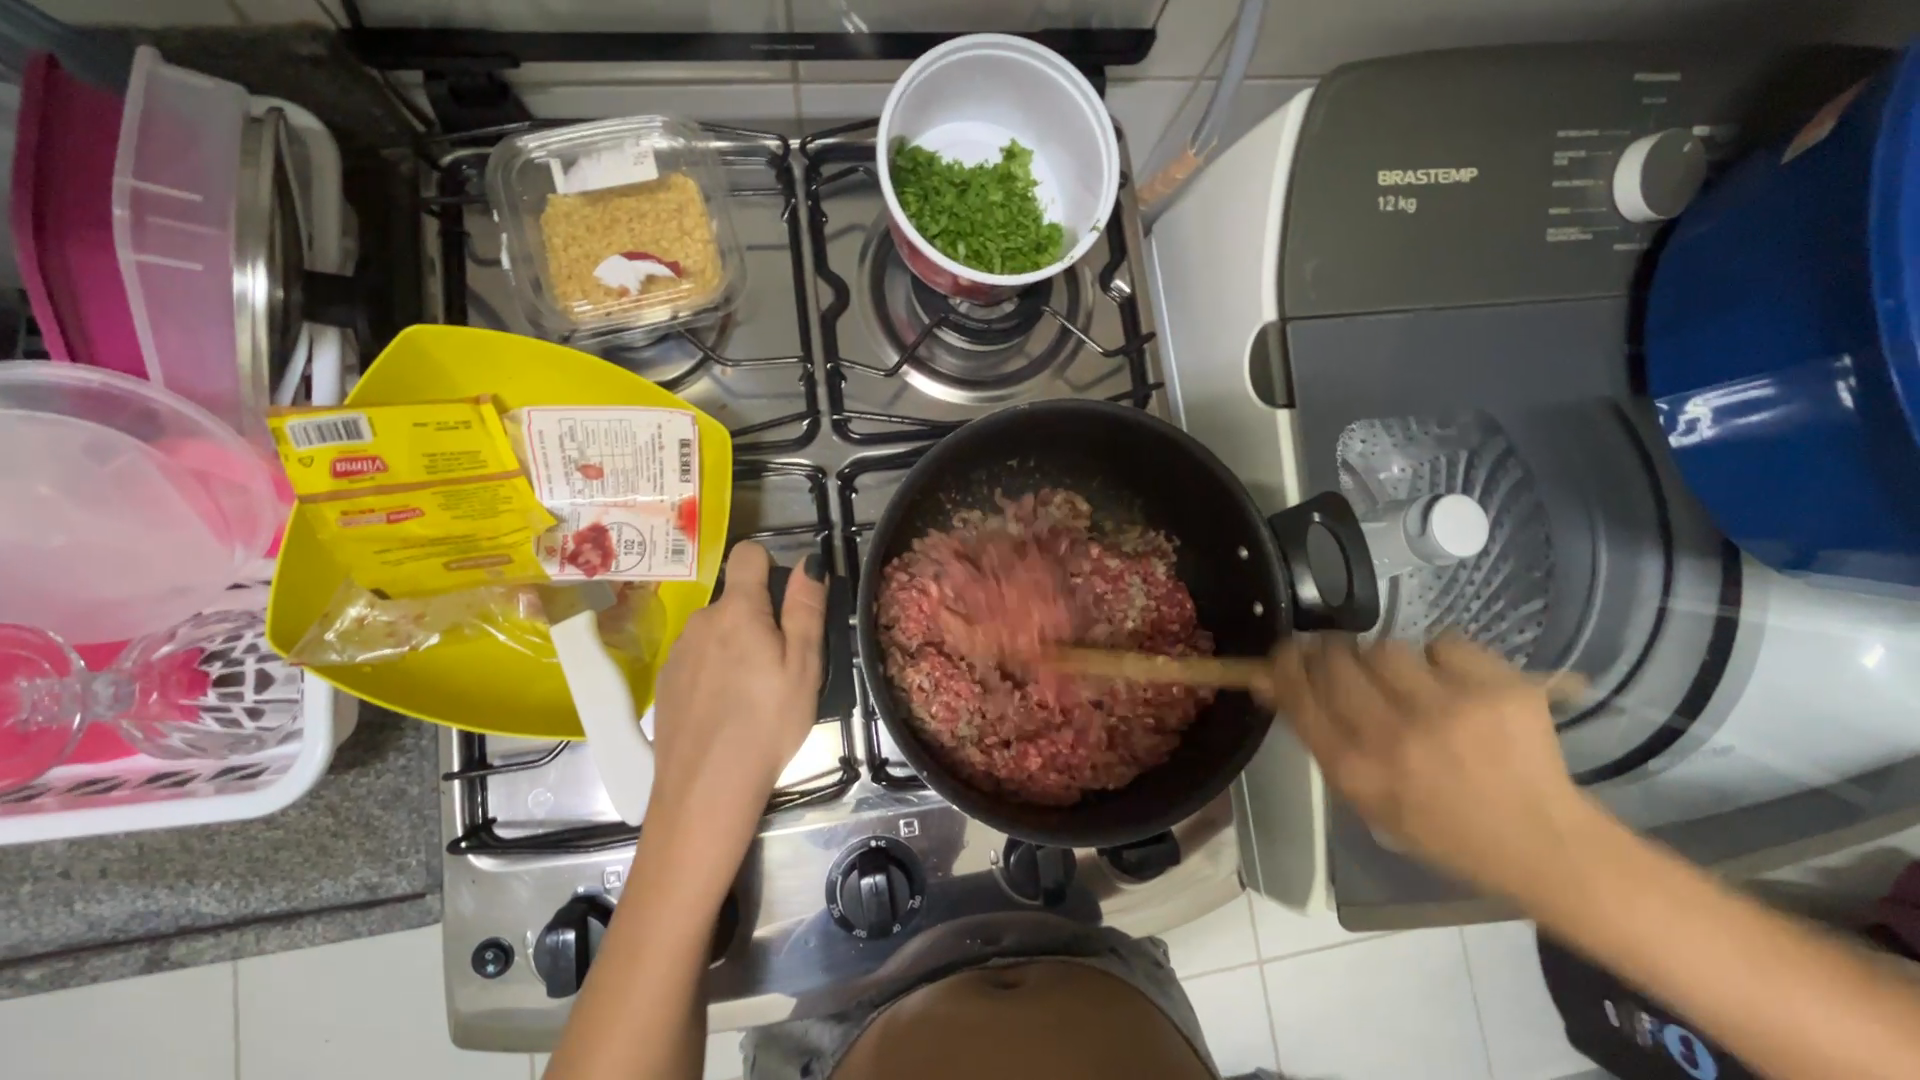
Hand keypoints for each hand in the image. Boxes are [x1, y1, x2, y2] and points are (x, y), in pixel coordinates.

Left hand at [645, 542, 825, 890]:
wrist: (705, 788)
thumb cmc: (768, 724)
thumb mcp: (804, 667)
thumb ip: (805, 609)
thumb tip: (808, 561)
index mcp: (738, 611)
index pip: (747, 554)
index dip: (770, 567)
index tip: (786, 602)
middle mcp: (701, 621)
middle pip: (734, 600)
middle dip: (758, 619)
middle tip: (781, 667)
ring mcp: (678, 652)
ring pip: (716, 632)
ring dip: (735, 647)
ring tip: (754, 695)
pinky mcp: (666, 682)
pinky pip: (697, 659)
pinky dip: (714, 672)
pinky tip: (726, 711)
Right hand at [1261, 632, 1598, 897]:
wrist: (1537, 842)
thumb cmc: (1438, 825)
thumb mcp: (1363, 795)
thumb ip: (1318, 735)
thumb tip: (1268, 679)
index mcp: (1356, 769)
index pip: (1298, 692)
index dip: (1287, 664)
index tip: (1289, 653)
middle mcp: (1395, 735)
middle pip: (1336, 659)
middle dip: (1335, 656)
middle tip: (1351, 667)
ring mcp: (1450, 707)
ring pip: (1386, 647)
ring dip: (1389, 661)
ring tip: (1411, 685)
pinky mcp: (1498, 687)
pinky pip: (1443, 643)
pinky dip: (1443, 659)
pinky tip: (1457, 688)